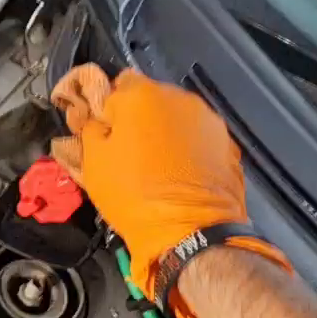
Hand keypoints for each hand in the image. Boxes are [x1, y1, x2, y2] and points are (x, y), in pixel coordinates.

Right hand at [49, 64, 285, 317]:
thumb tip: (91, 118)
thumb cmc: (134, 195)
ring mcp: (207, 119)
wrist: (191, 232)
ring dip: (164, 133)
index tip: (102, 133)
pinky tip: (180, 175)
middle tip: (127, 153)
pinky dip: (188, 149)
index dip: (106, 109)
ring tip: (156, 167)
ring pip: (176, 117)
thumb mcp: (94, 163)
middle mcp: (178, 97)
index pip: (115, 85)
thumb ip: (89, 129)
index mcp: (141, 95)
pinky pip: (198, 137)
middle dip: (137, 119)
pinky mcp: (227, 143)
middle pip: (149, 99)